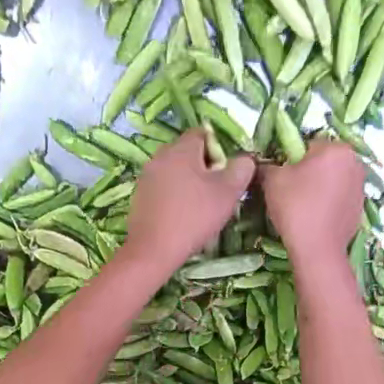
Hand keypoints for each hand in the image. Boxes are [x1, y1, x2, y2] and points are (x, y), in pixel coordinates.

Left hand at [117, 129, 256, 273]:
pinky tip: (182, 216)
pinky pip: (163, 188)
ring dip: (189, 183)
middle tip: (217, 191)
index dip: (219, 149)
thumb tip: (244, 160)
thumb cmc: (193, 216)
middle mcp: (159, 156)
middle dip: (205, 167)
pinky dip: (174, 196)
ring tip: (200, 206)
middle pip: (187, 152)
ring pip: (174, 171)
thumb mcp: (228, 192)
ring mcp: (146, 177)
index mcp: (181, 148)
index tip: (226, 172)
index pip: (203, 133)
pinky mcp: (139, 197)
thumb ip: (241, 169)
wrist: (152, 250)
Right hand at [259, 138, 365, 268]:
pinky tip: (315, 216)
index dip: (291, 159)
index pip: (308, 144)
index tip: (283, 177)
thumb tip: (262, 164)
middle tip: (291, 192)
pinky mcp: (360, 206)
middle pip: (324, 161)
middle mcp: (355, 162)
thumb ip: (267, 166)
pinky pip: (339, 196)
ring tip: (303, 206)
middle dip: (308, 172)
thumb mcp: (272, 181)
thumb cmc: (296, 207)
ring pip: (333, 178)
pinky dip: (328, 202)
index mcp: (336, 149)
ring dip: (319, 186)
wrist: (318, 248)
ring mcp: (361, 185)